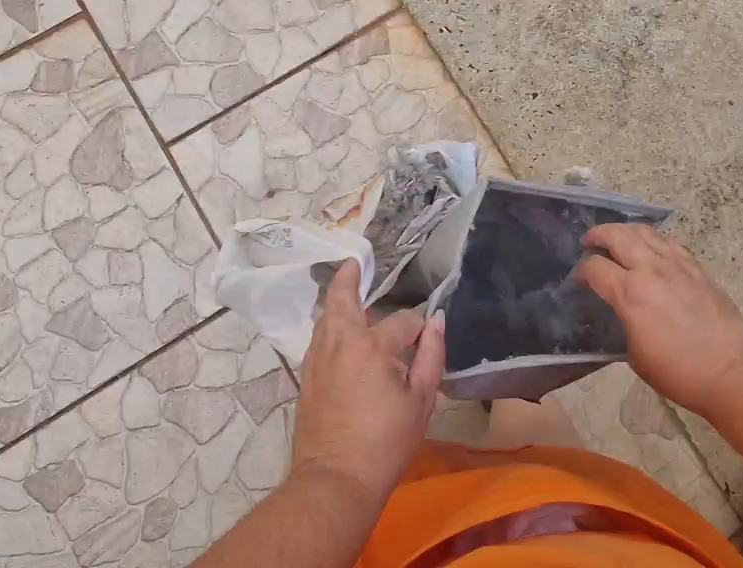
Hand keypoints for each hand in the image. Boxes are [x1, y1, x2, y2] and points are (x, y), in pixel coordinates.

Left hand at [291, 259, 445, 505]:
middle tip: (355, 263)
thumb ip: (431, 356)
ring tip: (350, 295)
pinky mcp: (306, 377)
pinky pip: (319, 339)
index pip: (403, 322)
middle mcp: (340, 342)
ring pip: (326, 318)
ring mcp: (317, 358)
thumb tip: (436, 322)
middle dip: (350, 278)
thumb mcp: (421, 401)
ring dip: (338, 303)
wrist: (335, 481)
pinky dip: (330, 327)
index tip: (428, 340)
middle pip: (343, 298)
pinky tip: (339, 335)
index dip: (419, 329)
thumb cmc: (385, 443)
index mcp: (372, 346)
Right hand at [578, 224, 742, 416]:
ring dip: (624, 230)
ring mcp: (676, 264)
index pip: (595, 268)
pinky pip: (668, 242)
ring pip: (644, 231)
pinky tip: (650, 247)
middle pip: (617, 235)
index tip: (580, 280)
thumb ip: (624, 322)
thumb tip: (623, 311)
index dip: (582, 272)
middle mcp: (651, 269)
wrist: (730, 370)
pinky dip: (652, 239)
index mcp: (630, 293)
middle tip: (589, 242)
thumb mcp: (635, 354)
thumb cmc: (678, 371)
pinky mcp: (696, 267)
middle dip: (598, 235)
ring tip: (616, 237)